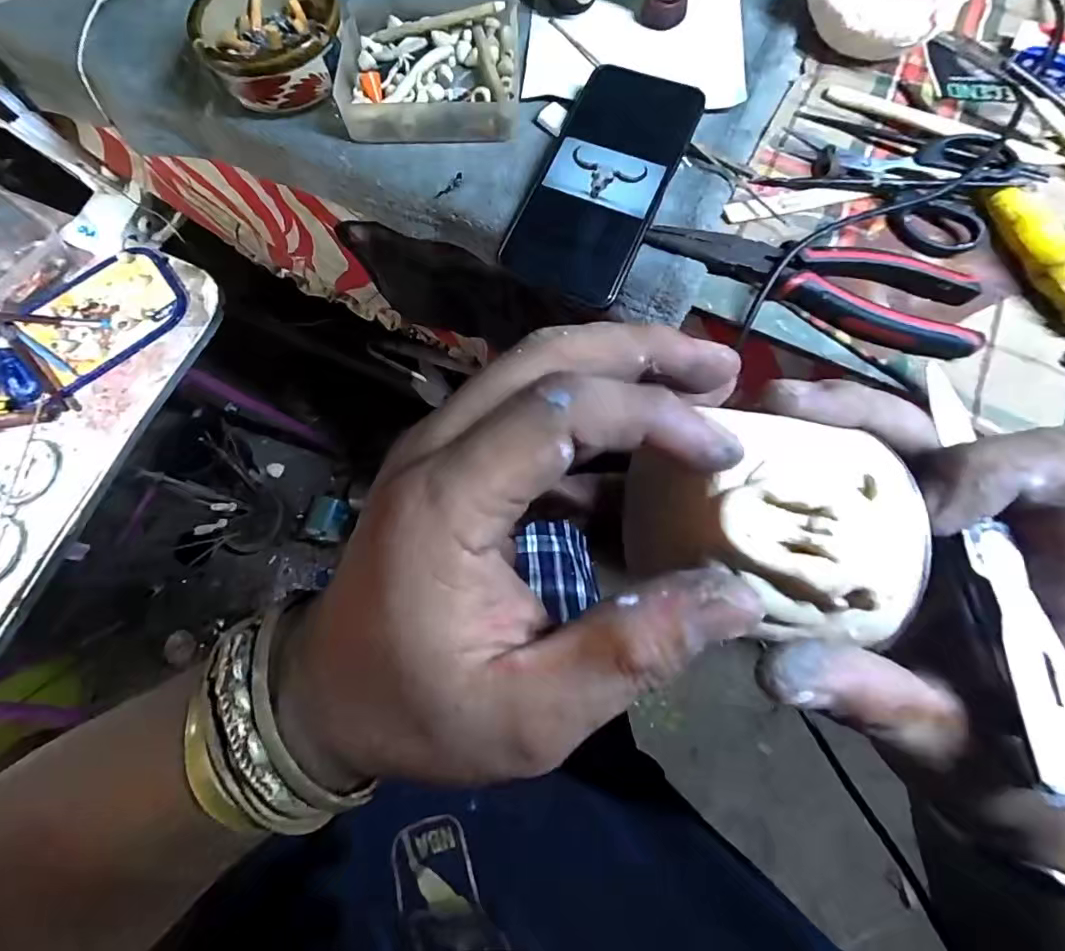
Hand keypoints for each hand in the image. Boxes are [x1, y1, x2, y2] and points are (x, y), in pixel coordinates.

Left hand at [276, 324, 765, 787]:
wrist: (327, 695)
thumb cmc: (416, 708)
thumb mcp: (528, 713)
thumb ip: (629, 652)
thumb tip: (736, 597)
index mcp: (446, 500)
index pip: (555, 410)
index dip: (648, 413)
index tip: (722, 449)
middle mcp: (433, 449)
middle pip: (539, 359)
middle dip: (637, 352)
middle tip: (722, 370)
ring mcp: (432, 447)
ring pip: (527, 371)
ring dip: (612, 369)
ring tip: (696, 393)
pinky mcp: (442, 464)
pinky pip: (517, 413)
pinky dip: (584, 416)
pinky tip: (636, 454)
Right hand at [750, 380, 1064, 793]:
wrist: (988, 769)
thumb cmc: (998, 757)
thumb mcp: (942, 739)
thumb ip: (874, 698)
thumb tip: (777, 673)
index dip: (1000, 468)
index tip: (926, 511)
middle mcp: (1009, 526)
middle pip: (957, 433)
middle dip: (871, 412)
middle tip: (787, 406)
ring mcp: (949, 519)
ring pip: (903, 439)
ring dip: (833, 417)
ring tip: (764, 411)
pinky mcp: (899, 526)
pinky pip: (861, 470)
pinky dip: (813, 450)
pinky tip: (764, 449)